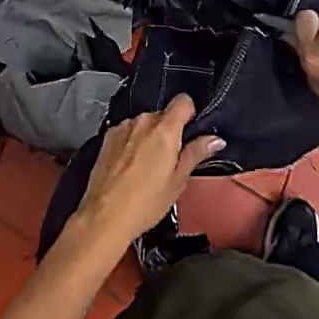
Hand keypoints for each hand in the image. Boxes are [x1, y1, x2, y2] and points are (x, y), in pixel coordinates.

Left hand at [73, 95, 223, 248]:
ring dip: (149, 136)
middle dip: (169, 131)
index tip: (190, 129)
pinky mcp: (107, 137)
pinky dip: (132, 142)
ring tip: (147, 166)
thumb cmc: (143, 203)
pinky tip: (130, 166)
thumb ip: (196, 153)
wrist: (103, 217)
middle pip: (163, 114)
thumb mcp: (178, 181)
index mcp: (164, 130)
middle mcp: (143, 122)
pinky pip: (127, 131)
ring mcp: (123, 128)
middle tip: (170, 158)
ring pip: (144, 123)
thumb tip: (214, 139)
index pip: (183, 101)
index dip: (190, 113)